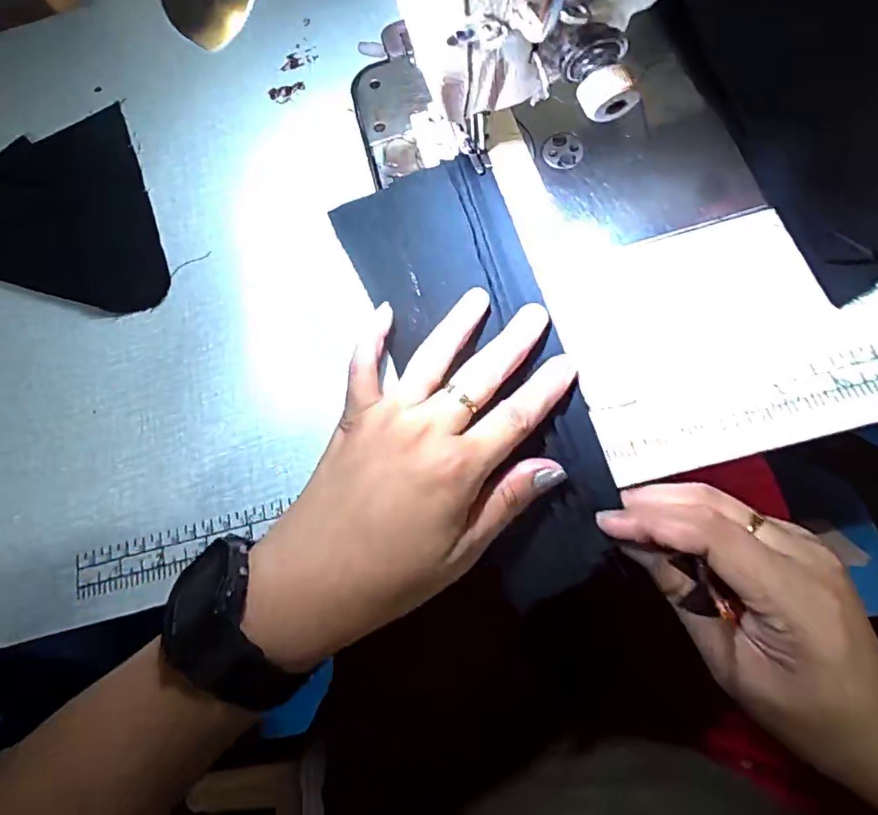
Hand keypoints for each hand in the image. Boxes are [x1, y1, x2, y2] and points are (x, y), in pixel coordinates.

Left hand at [240, 288, 577, 671]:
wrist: (309, 580)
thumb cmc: (394, 576)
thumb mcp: (461, 553)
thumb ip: (506, 501)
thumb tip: (553, 466)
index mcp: (458, 467)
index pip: (515, 417)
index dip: (545, 388)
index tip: (568, 361)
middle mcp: (426, 429)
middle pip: (478, 378)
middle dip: (512, 344)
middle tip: (535, 313)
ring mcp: (387, 416)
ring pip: (429, 360)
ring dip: (456, 326)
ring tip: (478, 298)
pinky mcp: (354, 415)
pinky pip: (362, 368)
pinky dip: (372, 339)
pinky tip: (384, 311)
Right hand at [598, 484, 877, 814]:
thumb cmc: (807, 716)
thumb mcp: (735, 670)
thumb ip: (688, 602)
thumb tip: (640, 550)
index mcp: (794, 592)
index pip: (713, 534)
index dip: (655, 521)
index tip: (607, 520)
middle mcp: (803, 551)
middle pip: (719, 504)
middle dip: (659, 499)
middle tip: (612, 507)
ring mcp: (807, 541)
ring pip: (729, 503)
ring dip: (677, 502)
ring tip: (630, 510)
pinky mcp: (803, 541)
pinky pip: (742, 517)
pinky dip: (700, 515)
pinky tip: (673, 524)